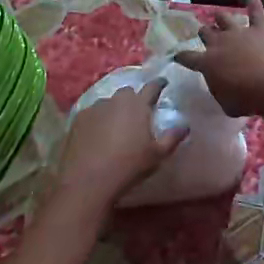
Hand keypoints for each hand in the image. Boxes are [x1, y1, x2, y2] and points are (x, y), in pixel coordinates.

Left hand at [53, 79, 187, 210]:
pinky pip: (92, 114)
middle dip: (134, 99)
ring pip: (108, 103)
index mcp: (138, 105)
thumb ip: (172, 137)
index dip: (159, 84)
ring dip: (114, 110)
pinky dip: (98, 120)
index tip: (163, 83)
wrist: (89, 179)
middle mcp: (116, 100)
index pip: (152, 87)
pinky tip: (97, 135)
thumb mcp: (157, 155)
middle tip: (138, 114)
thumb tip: (185, 125)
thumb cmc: (129, 165)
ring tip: (116, 127)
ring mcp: (94, 108)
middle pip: (128, 93)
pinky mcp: (78, 119)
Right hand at [173, 0, 263, 116]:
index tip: (178, 56)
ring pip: (224, 19)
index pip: (187, 57)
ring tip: (219, 18)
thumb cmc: (246, 100)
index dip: (181, 56)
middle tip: (206, 38)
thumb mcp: (225, 104)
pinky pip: (255, 10)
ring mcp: (239, 33)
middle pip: (206, 33)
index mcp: (206, 63)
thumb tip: (219, 84)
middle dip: (205, 35)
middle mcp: (219, 43)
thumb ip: (219, 90)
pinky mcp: (259, 29)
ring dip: (220, 19)